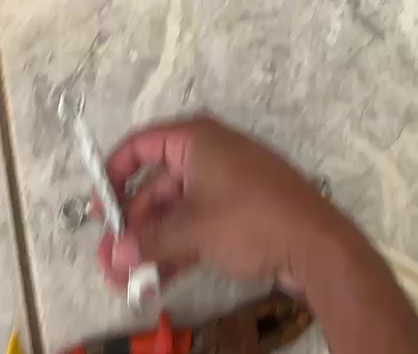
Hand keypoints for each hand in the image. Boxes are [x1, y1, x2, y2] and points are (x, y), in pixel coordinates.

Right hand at [95, 116, 356, 293]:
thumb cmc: (250, 218)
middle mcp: (205, 154)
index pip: (141, 145)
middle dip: (131, 225)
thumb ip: (151, 240)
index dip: (115, 174)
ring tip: (126, 278)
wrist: (318, 246)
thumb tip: (115, 255)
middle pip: (156, 186)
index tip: (99, 207)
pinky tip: (158, 278)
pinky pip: (196, 225)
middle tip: (109, 260)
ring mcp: (222, 185)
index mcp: (194, 139)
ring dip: (150, 243)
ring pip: (175, 211)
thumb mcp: (195, 229)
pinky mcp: (236, 213)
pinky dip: (177, 248)